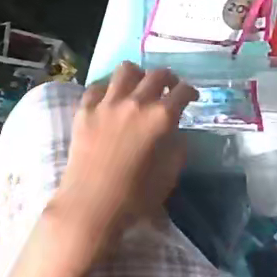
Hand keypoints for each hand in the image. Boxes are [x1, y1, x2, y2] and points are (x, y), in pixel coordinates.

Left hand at [45, 63, 196, 258]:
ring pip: (125, 70)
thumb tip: (175, 133)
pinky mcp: (84, 110)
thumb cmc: (135, 197)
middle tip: (169, 88)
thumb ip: (177, 148)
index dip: (191, 92)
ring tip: (138, 86)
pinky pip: (97, 86)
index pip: (182, 92)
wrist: (91, 206)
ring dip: (137, 75)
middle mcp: (135, 102)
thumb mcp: (169, 175)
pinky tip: (109, 99)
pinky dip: (107, 89)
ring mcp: (107, 103)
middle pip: (156, 75)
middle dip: (168, 78)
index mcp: (160, 118)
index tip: (191, 98)